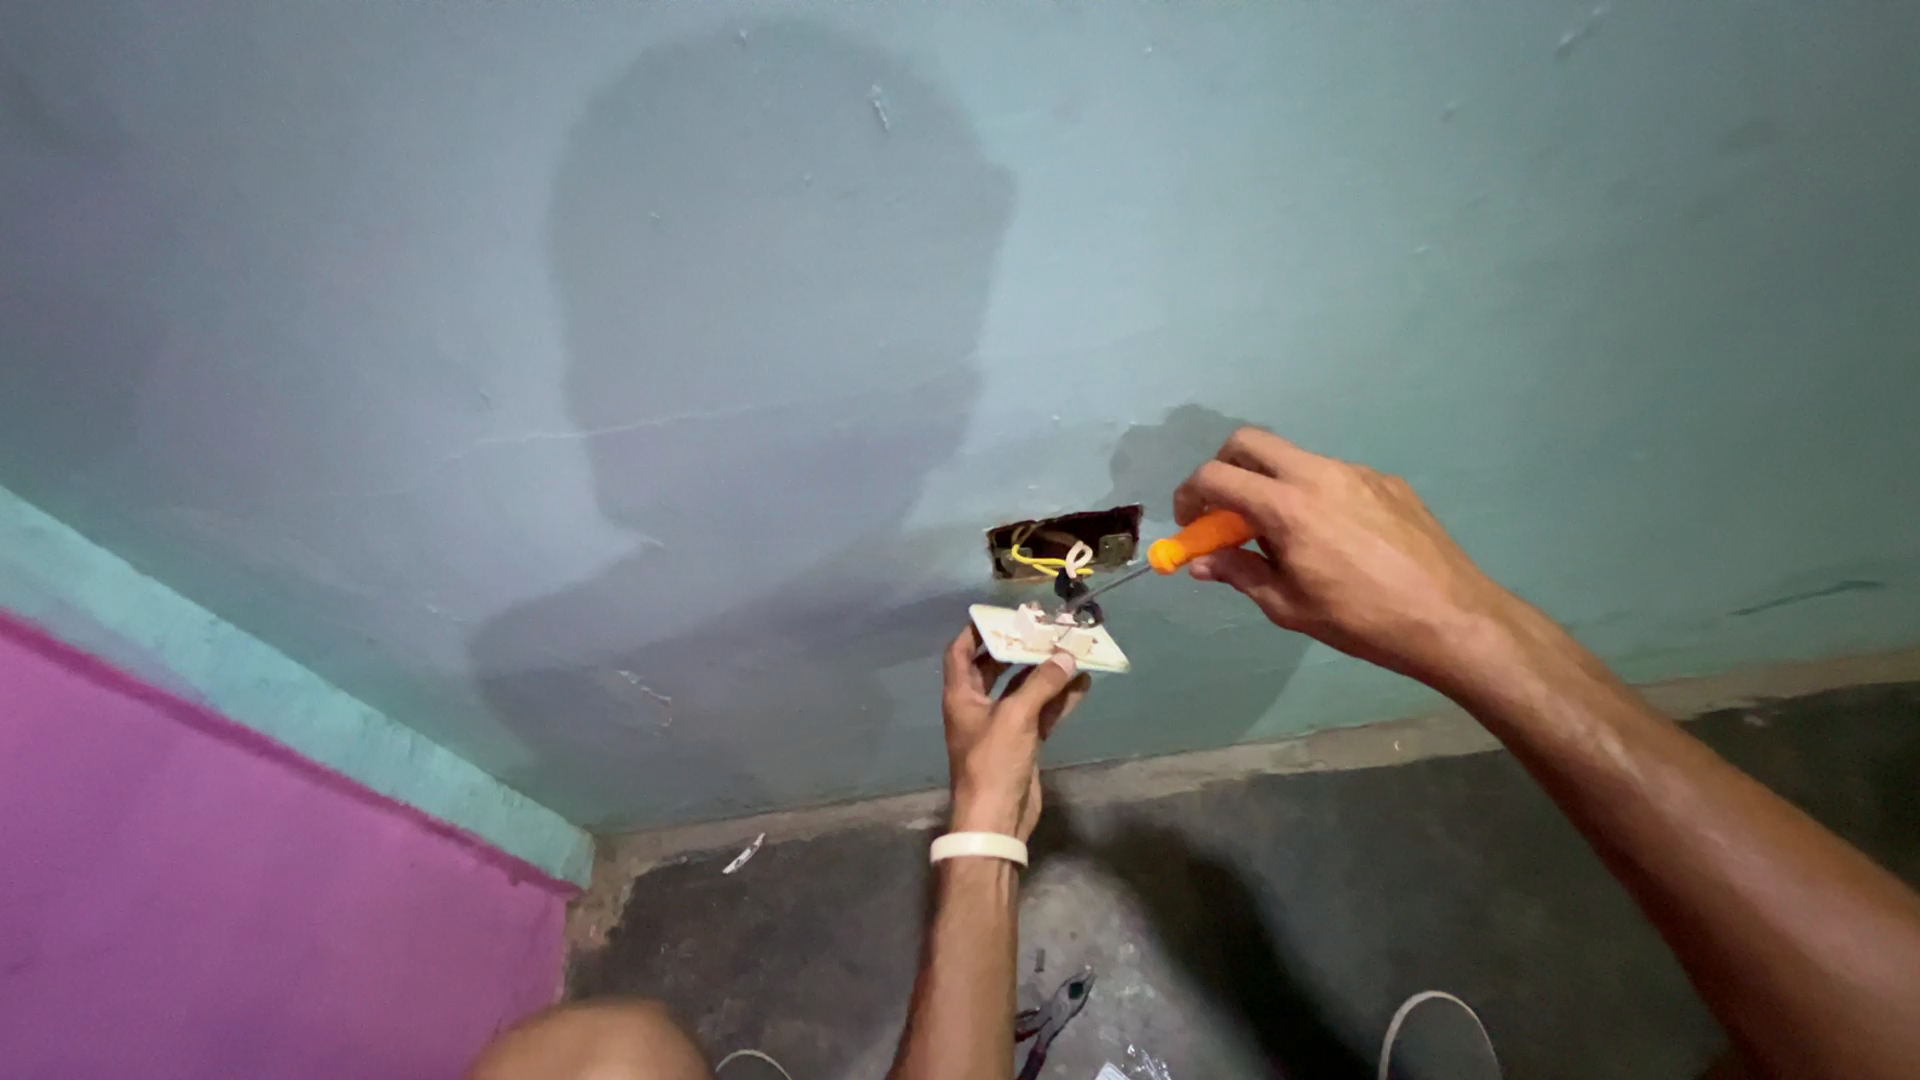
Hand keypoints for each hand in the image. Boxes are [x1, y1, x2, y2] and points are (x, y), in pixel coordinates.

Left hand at [940, 626, 1090, 840]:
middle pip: (996, 668)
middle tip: (1045, 629)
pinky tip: (1083, 684)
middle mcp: (979, 706)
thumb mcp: (1015, 717)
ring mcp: (1002, 725)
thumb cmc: (992, 761)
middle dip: (1019, 649)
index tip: (1001, 616)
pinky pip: (1042, 712)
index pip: (961, 653)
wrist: (996, 819)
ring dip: (1046, 673)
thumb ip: (1041, 684)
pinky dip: (1059, 699)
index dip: (976, 632)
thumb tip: (1065, 657)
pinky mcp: (1023, 742)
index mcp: (962, 696)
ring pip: (1025, 689)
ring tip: (1072, 651)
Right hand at [1173, 427, 1523, 693]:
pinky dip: (1311, 494)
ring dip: (1269, 483)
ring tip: (1284, 535)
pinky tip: (1332, 537)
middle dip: (1223, 468)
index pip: (1215, 476)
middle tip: (1225, 510)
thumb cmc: (1359, 619)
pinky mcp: (1386, 481)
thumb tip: (1201, 562)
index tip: (1190, 523)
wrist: (1452, 619)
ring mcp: (1356, 472)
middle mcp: (1318, 473)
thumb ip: (1238, 573)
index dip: (1189, 495)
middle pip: (1248, 441)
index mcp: (1286, 505)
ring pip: (1293, 457)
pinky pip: (1332, 475)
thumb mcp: (1285, 605)